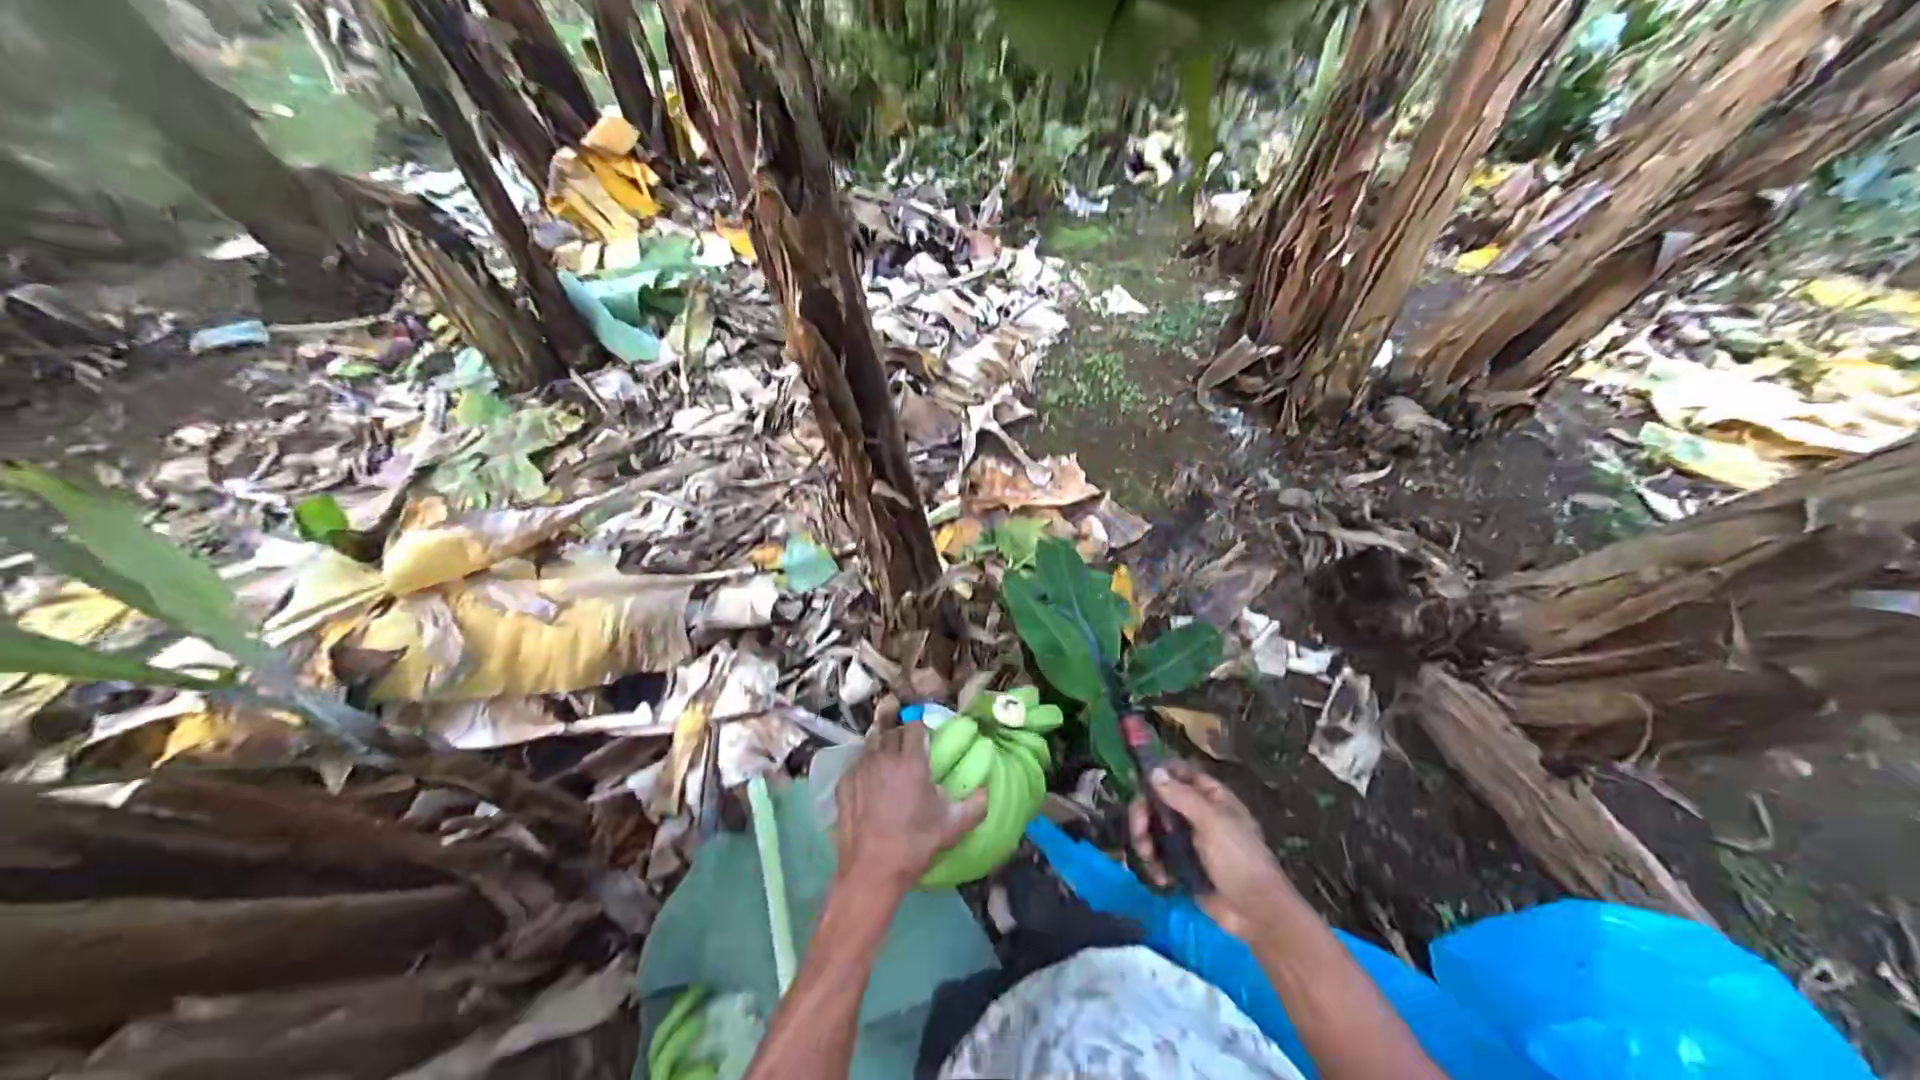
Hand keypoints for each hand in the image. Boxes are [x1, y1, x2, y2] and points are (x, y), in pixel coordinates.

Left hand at [835, 724, 988, 891]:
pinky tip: (871, 783)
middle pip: (891, 731)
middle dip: (902, 736)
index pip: (914, 726)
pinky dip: (866, 767)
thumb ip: (976, 805)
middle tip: (909, 752)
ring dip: (882, 747)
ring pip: (871, 744)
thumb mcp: (953, 826)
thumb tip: (986, 791)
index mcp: (910, 762)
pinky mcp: (843, 784)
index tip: (926, 743)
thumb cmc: (915, 845)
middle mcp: (883, 757)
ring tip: (890, 762)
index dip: (921, 731)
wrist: (871, 871)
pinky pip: (857, 764)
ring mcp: (859, 769)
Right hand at [1130, 761, 1294, 939]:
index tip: (1138, 783)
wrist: (1255, 912)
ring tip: (1150, 860)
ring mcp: (1187, 840)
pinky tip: (1161, 878)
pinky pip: (1156, 855)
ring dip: (1145, 842)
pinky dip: (1153, 864)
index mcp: (1210, 797)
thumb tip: (1153, 771)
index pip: (1179, 772)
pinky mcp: (1180, 865)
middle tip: (1140, 834)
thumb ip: (1181, 795)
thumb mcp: (1212, 822)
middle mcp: (1196, 813)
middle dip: (1143, 816)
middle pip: (1157, 801)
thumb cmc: (1239, 859)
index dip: (1158, 774)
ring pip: (1152, 828)